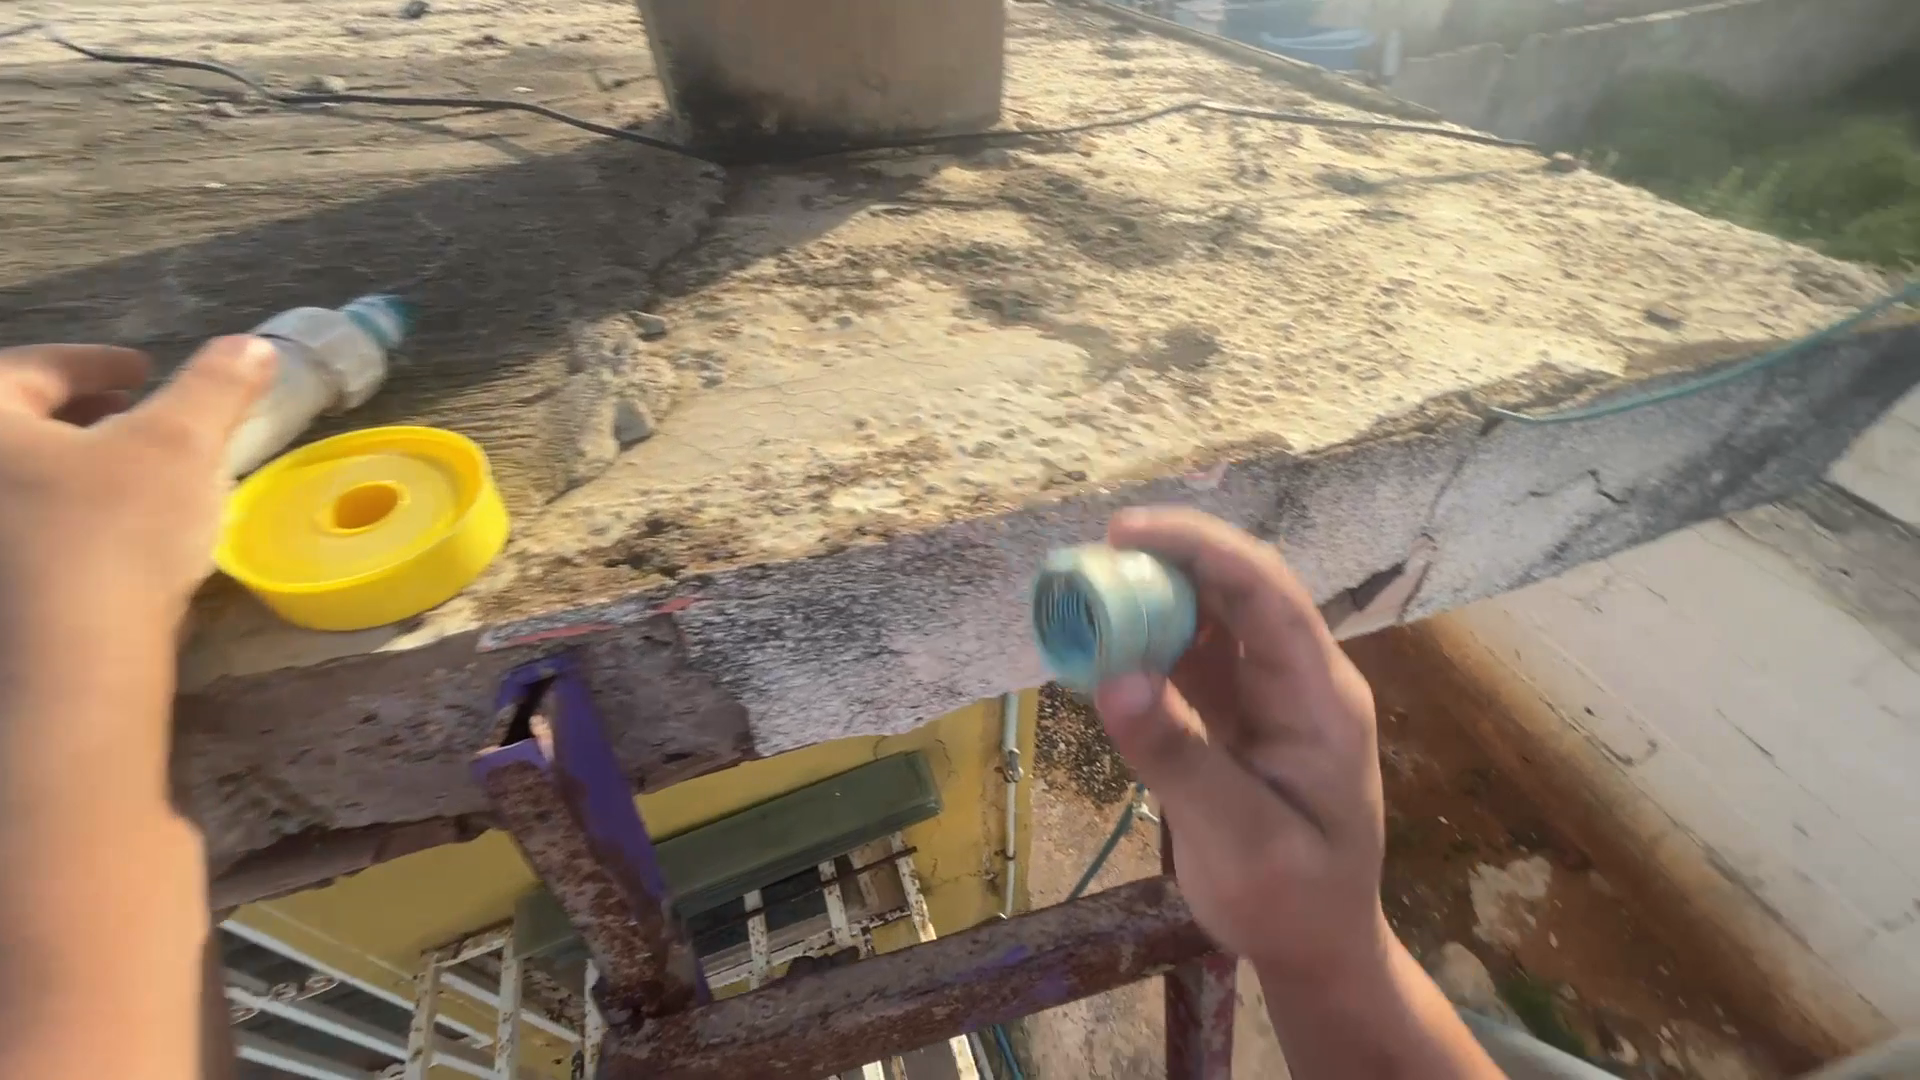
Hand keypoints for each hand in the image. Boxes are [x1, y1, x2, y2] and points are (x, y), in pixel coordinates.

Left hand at [0, 338, 274, 629]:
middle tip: (132, 409)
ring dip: (67, 454)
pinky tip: (108, 521)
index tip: (146, 370)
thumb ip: (215, 387)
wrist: (73, 639)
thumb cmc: (117, 523)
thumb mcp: (182, 443)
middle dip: (73, 406)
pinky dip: (58, 500)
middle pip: (10, 415)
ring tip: (127, 465)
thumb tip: (254, 343)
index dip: (97, 361)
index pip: (31, 366)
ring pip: (18, 466)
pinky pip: (21, 513)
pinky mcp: (2, 564)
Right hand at [1093, 507, 1390, 980]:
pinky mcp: (1230, 703)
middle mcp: (1294, 675)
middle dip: (1167, 558)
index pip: (1266, 593)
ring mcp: (1262, 686)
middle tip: (1091, 559)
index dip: (1200, 547)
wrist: (1312, 943)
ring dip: (1149, 592)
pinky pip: (1185, 650)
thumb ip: (1179, 757)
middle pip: (1235, 587)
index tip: (1124, 533)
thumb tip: (1113, 677)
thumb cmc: (1293, 901)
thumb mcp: (1241, 842)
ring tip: (1086, 590)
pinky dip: (1142, 635)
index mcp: (1319, 697)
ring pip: (1207, 611)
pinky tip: (1102, 637)